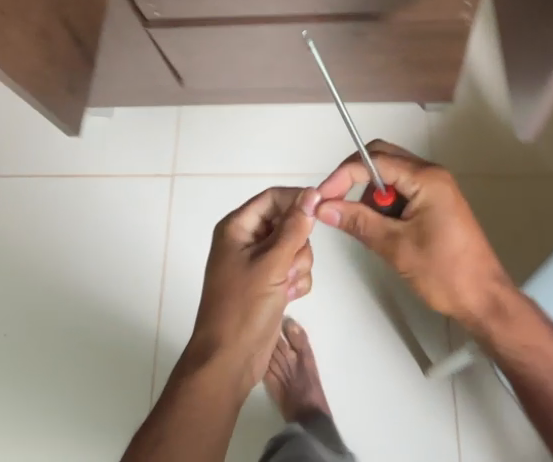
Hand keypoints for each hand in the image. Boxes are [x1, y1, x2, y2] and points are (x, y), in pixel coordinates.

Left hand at [186, 186, 319, 386]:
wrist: (230, 360)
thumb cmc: (243, 307)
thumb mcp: (271, 263)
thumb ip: (294, 227)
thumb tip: (312, 193)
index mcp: (237, 227)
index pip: (273, 198)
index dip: (297, 200)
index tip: (322, 209)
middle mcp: (247, 240)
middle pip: (287, 223)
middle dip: (297, 244)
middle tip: (287, 265)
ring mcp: (258, 263)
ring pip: (295, 247)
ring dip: (297, 266)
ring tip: (284, 286)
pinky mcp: (269, 284)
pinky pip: (294, 270)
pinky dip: (296, 282)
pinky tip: (288, 298)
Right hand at [315, 142, 513, 328]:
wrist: (484, 299)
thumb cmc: (444, 272)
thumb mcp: (395, 247)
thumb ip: (358, 222)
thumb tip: (323, 208)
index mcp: (426, 178)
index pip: (374, 160)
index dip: (343, 175)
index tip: (322, 197)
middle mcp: (431, 174)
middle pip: (382, 158)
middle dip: (355, 178)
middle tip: (335, 203)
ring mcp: (435, 188)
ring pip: (390, 175)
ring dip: (370, 194)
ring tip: (364, 225)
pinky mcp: (435, 203)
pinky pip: (402, 191)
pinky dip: (385, 205)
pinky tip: (382, 229)